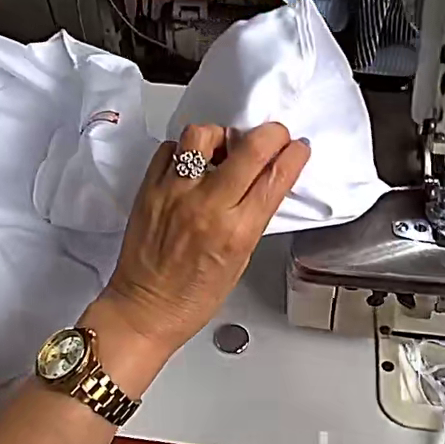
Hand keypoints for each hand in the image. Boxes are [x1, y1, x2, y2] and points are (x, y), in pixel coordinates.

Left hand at [79, 122, 309, 391]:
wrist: (146, 310)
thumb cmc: (194, 296)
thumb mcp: (242, 259)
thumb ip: (253, 218)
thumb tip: (268, 183)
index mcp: (237, 232)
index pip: (276, 177)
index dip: (293, 154)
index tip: (298, 147)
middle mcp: (206, 207)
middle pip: (249, 148)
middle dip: (271, 134)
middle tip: (273, 137)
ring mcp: (174, 194)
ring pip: (202, 135)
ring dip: (222, 134)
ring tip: (225, 148)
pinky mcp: (149, 189)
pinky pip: (170, 149)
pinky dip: (186, 149)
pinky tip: (193, 164)